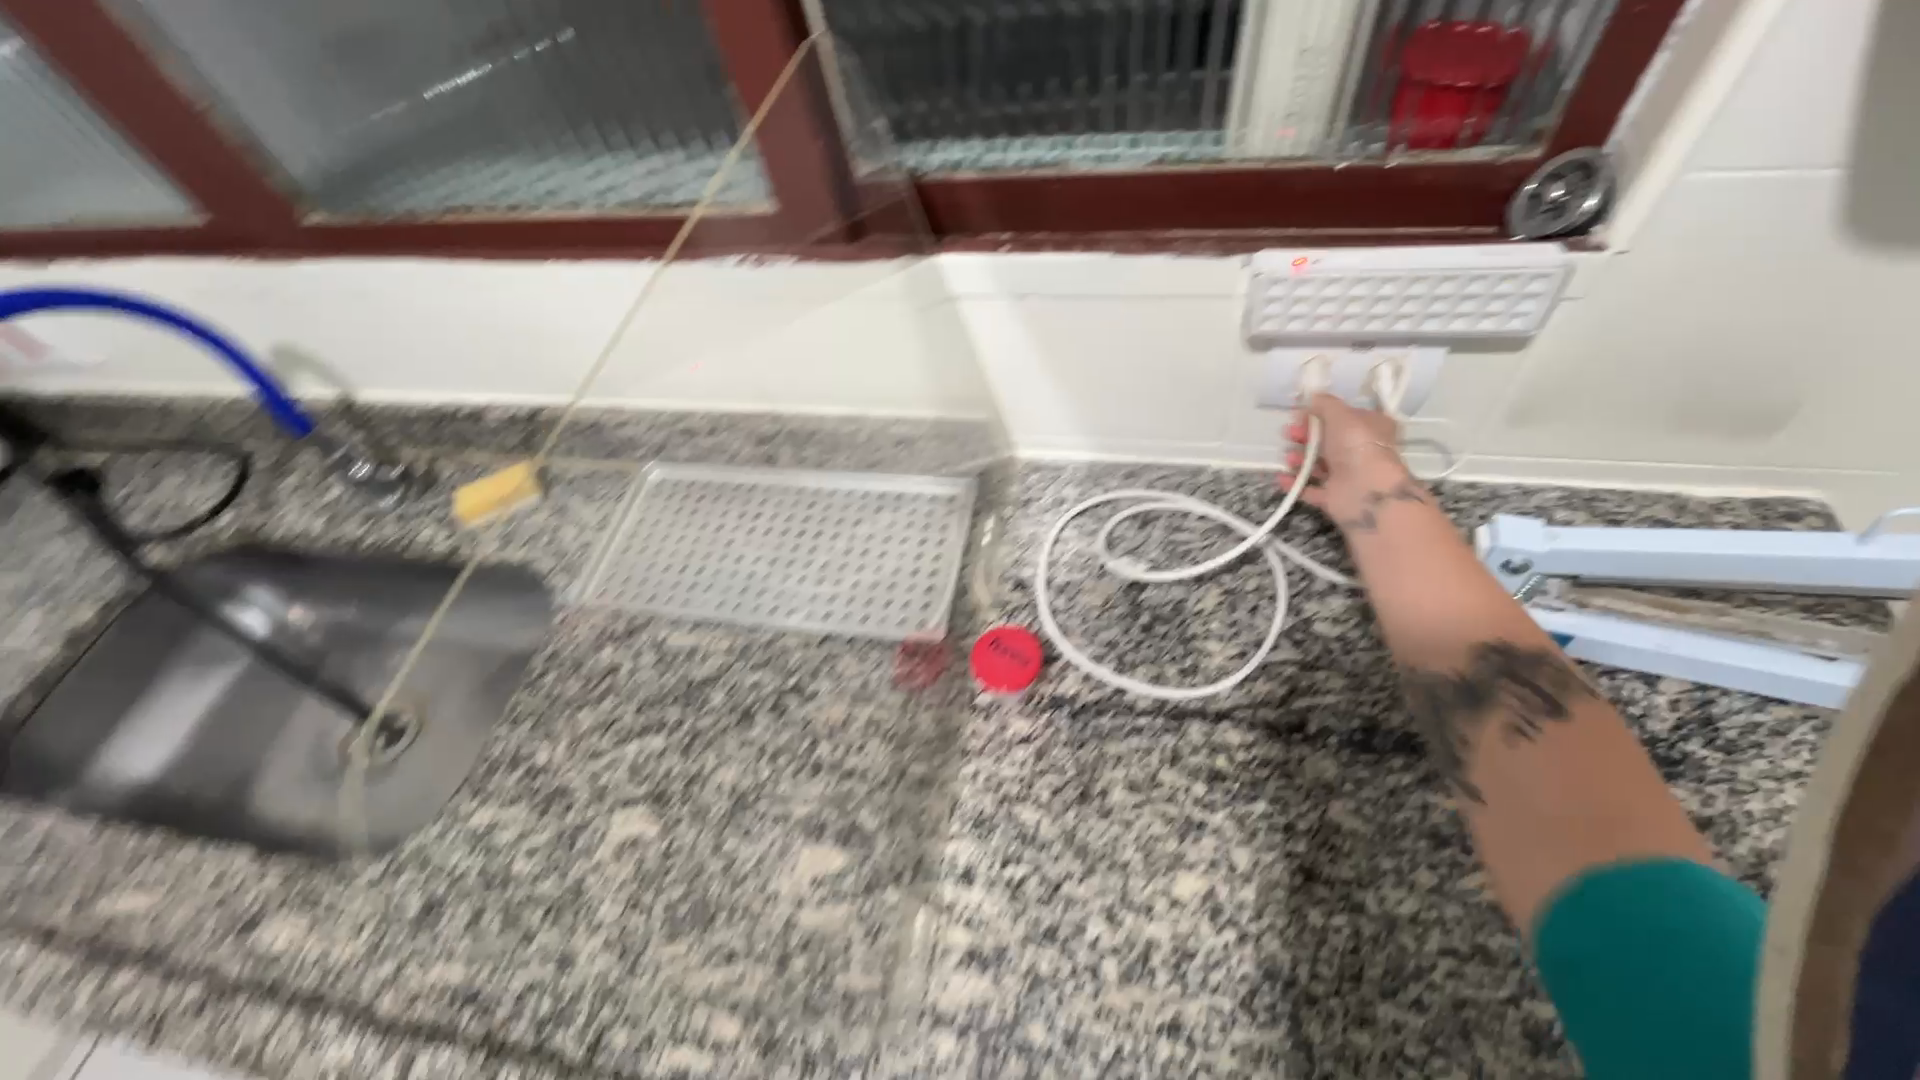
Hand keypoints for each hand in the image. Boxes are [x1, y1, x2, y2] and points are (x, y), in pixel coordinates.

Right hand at [1278, 393, 1419, 522]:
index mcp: (1370, 428)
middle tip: (1290, 434)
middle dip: (1305, 436)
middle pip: (1327, 441)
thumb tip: (1313, 398)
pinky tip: (1282, 477)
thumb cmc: (1358, 446)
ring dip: (1299, 459)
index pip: (1344, 417)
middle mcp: (1360, 451)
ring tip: (1289, 457)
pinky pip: (1309, 489)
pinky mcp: (1333, 497)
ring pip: (1317, 464)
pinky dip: (1294, 483)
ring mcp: (1346, 476)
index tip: (1301, 414)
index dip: (1321, 414)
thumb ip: (1325, 404)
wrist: (1366, 490)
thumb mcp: (1341, 414)